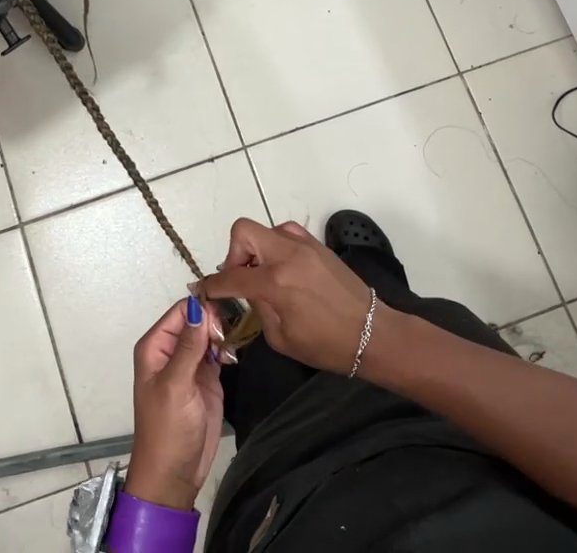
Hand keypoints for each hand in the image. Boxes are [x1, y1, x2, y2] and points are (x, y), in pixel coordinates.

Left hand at [126, 297, 224, 510]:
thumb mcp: (176, 386)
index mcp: (156, 346)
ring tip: (231, 351)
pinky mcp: (208, 377)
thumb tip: (198, 307)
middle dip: (216, 323)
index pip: (181, 311)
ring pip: (210, 334)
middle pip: (198, 319)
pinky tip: (234, 357)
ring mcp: (191, 363)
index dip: (202, 311)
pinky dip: (228, 350)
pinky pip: (219, 352)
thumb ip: (188, 347)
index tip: (222, 324)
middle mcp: (172, 350)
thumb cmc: (167, 430)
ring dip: (224, 336)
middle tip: (228, 341)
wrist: (175, 474)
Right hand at [195, 219, 375, 375]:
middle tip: (241, 277)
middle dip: (234, 253)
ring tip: (264, 275)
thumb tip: (247, 292)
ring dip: (257, 249)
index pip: (230, 276)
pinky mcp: (318, 246)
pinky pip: (287, 235)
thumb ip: (258, 307)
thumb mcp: (281, 337)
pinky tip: (284, 271)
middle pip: (243, 231)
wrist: (372, 334)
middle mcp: (287, 254)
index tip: (203, 290)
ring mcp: (305, 245)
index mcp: (275, 281)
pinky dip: (277, 247)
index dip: (211, 285)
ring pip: (266, 230)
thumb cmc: (326, 345)